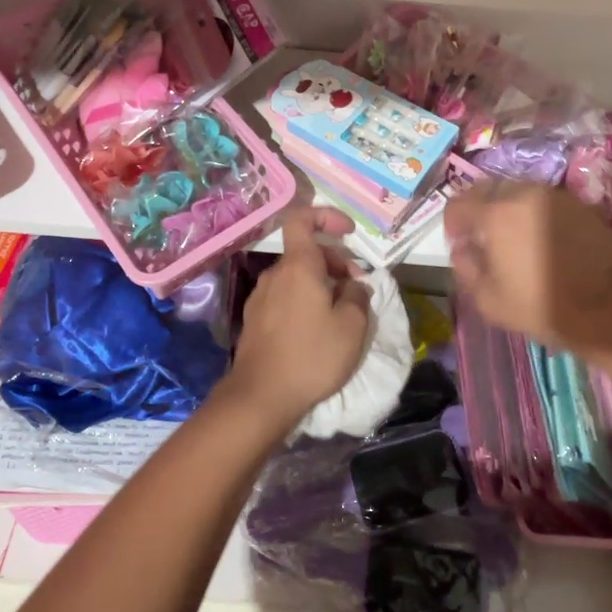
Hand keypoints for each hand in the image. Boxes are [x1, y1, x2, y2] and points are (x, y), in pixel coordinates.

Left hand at [221, 207, 371, 428]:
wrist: (260, 395)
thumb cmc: (312, 355)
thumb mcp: (352, 326)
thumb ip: (357, 297)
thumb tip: (353, 286)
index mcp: (299, 265)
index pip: (302, 219)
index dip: (326, 216)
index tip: (348, 232)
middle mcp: (276, 274)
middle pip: (305, 253)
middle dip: (334, 263)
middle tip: (356, 290)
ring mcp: (261, 296)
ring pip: (296, 276)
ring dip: (320, 284)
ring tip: (339, 313)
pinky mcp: (254, 319)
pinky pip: (284, 297)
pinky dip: (303, 301)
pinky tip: (315, 330)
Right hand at [444, 181, 611, 349]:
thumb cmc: (543, 306)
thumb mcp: (490, 300)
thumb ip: (466, 268)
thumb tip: (463, 249)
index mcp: (495, 213)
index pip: (458, 204)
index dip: (452, 224)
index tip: (459, 244)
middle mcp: (524, 193)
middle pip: (488, 189)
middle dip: (478, 210)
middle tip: (483, 237)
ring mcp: (556, 196)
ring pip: (519, 192)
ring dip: (508, 209)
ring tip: (514, 238)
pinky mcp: (581, 204)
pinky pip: (546, 202)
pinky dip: (536, 214)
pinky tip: (543, 240)